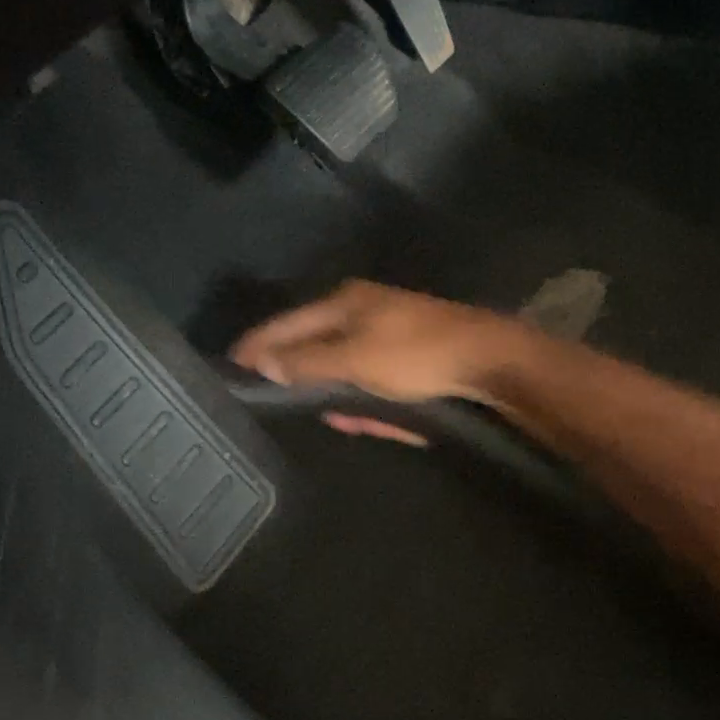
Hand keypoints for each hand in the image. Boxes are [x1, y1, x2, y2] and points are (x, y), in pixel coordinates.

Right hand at [230, 281, 528, 403]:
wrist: (492, 365)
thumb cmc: (418, 355)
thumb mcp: (355, 359)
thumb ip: (307, 362)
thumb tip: (264, 364)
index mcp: (344, 302)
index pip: (284, 324)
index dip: (255, 347)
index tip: (228, 369)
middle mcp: (361, 315)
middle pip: (309, 345)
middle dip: (288, 370)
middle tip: (259, 397)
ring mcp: (386, 339)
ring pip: (338, 368)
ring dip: (324, 389)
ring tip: (299, 411)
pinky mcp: (407, 364)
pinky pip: (367, 384)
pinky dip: (358, 400)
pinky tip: (352, 416)